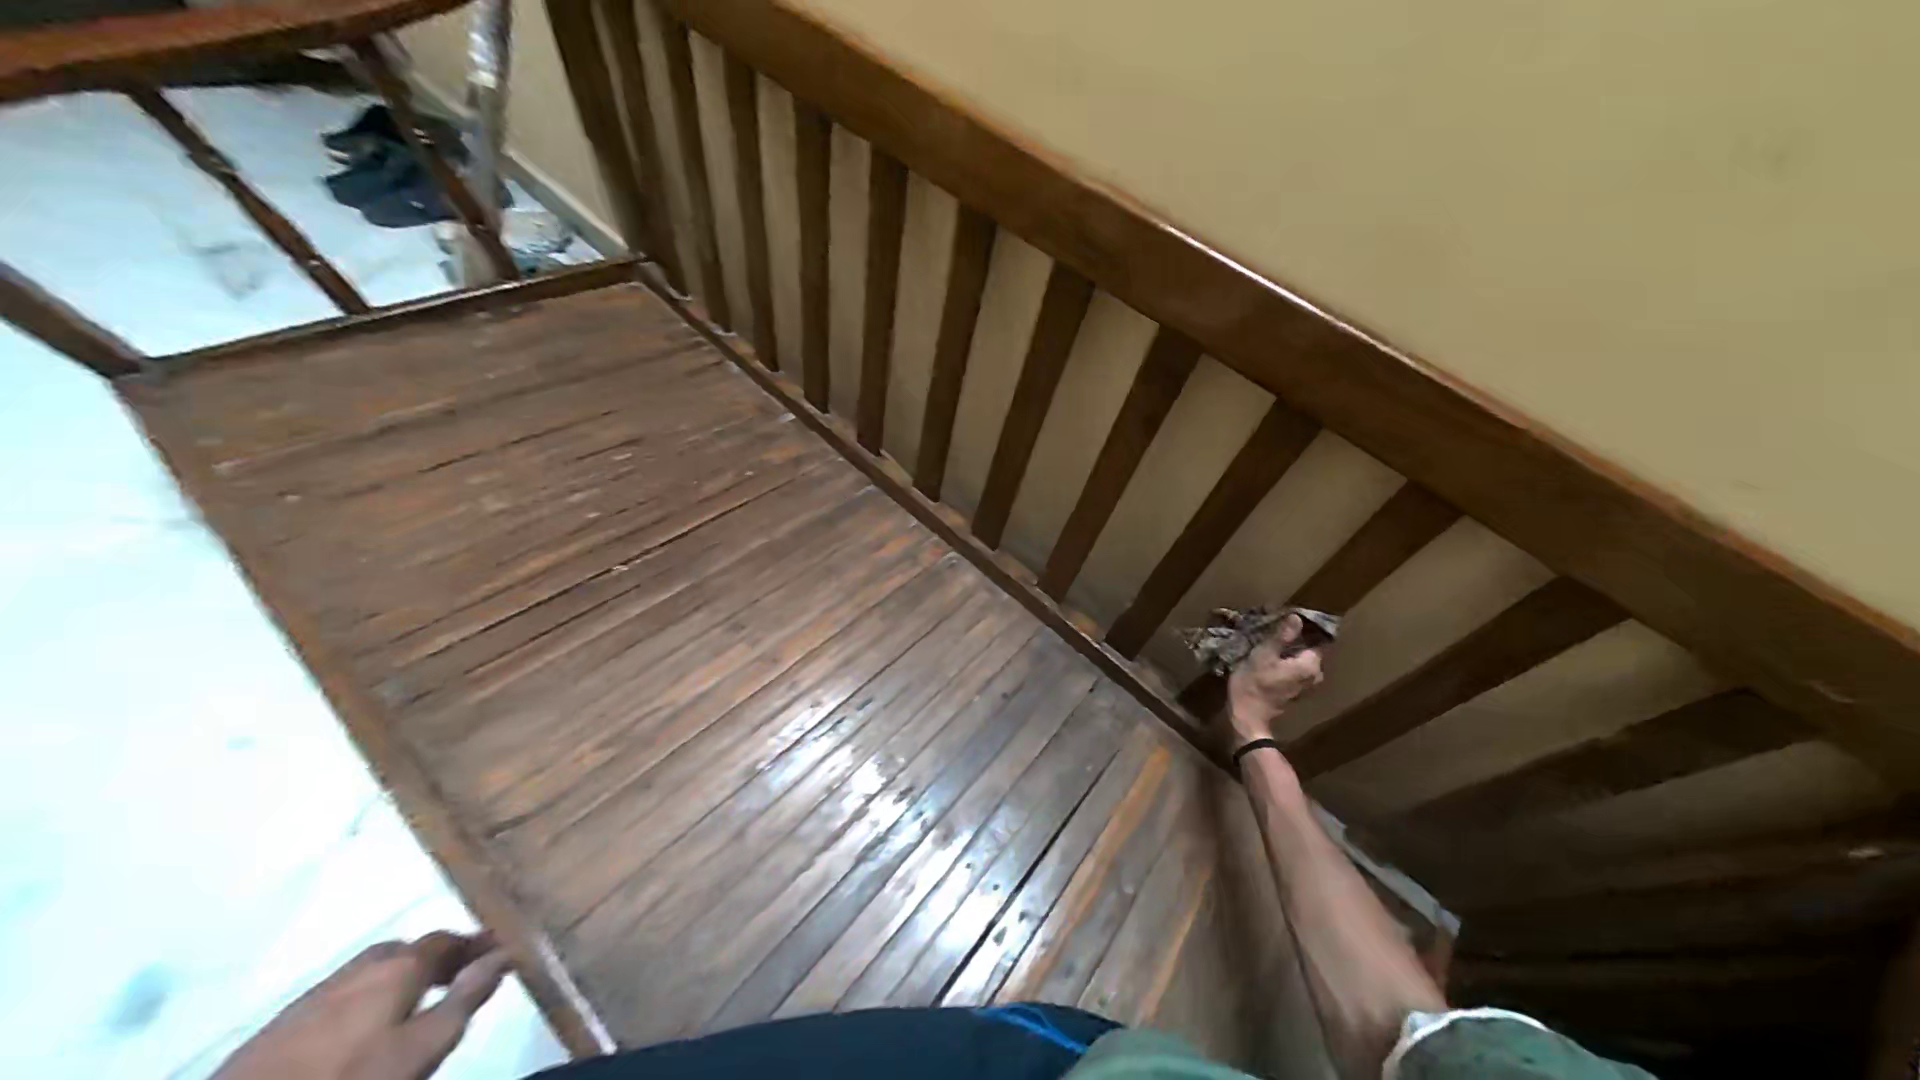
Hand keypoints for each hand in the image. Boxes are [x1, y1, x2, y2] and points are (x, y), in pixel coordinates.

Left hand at [212, 932, 510, 1079]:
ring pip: (369, 970)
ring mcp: (315, 994)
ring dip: (397, 975)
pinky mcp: (280, 1025)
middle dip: (434, 956)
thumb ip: (467, 998)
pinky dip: (364, 996)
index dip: (476, 943)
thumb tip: (505, 953)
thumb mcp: (424, 1046)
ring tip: (412, 999)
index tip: (501, 948)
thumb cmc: (352, 1078)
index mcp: (399, 966)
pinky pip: (339, 993)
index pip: (448, 940)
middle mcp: (360, 967)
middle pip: (405, 949)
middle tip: (456, 974)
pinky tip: (360, 1024)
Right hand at [1226, 612, 1325, 744]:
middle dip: (1297, 638)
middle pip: (1310, 649)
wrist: (1247, 716)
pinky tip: (1272, 656)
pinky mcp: (1294, 690)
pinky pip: (1295, 669)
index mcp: (1310, 665)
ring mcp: (1305, 685)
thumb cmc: (1254, 683)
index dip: (1307, 627)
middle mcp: (1314, 675)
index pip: (1318, 639)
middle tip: (1278, 626)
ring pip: (1302, 659)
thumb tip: (1297, 618)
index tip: (1292, 616)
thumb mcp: (1264, 655)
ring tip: (1273, 639)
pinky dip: (1287, 661)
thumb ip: (1282, 636)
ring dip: (1290, 650)